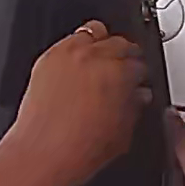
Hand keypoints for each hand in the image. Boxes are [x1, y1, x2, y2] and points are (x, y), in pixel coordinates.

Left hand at [0, 21, 149, 185]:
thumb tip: (138, 97)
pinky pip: (69, 40)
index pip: (140, 64)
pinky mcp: (49, 56)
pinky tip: (78, 64)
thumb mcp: (122, 134)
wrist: (42, 154)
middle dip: (126, 56)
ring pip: (94, 31)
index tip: (139, 81)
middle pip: (120, 42)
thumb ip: (135, 108)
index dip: (142, 75)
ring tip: (102, 61)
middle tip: (124, 70)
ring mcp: (70, 53)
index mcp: (118, 74)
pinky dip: (77, 48)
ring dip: (102, 44)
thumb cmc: (79, 149)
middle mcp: (94, 57)